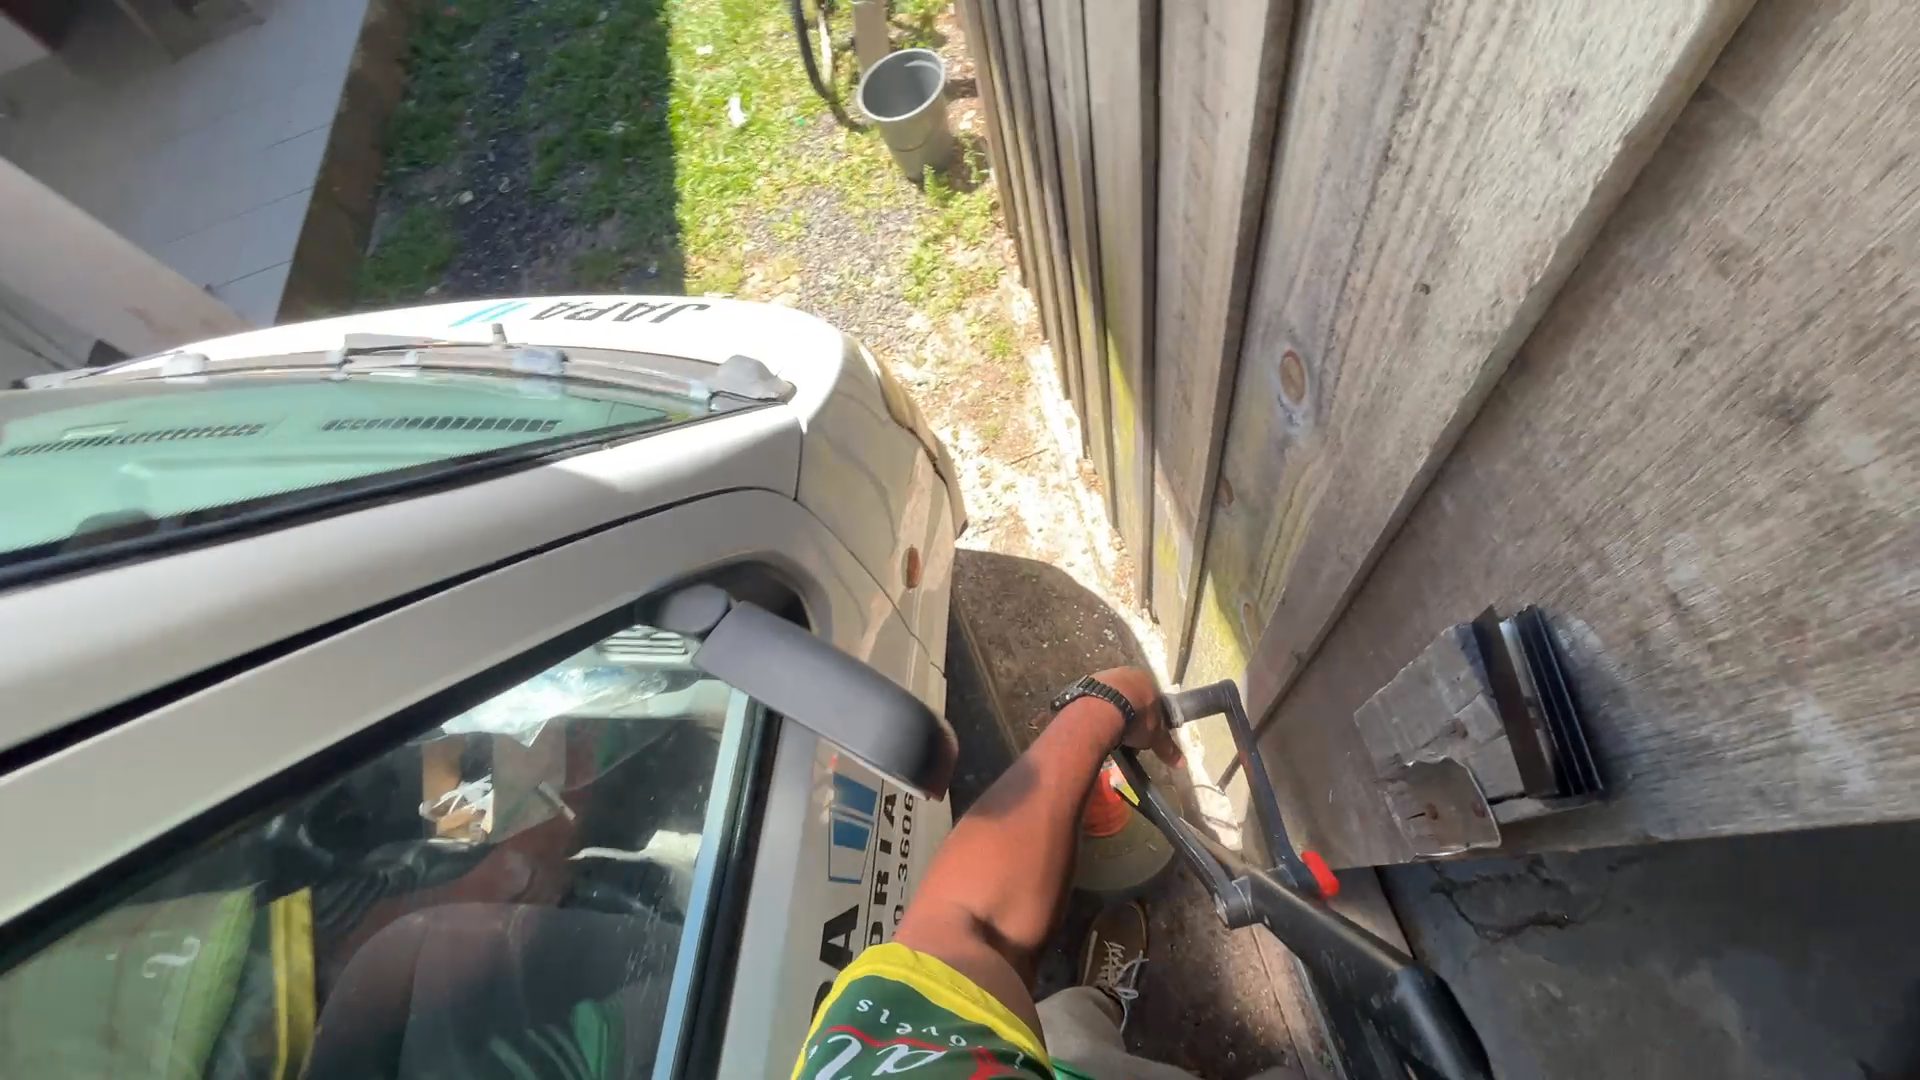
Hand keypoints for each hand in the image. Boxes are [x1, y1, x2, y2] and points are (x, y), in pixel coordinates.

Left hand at [1091, 666, 1183, 767]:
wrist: (1103, 708)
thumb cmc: (1137, 717)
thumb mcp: (1155, 736)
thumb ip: (1168, 747)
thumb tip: (1182, 763)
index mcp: (1146, 680)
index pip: (1152, 700)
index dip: (1150, 719)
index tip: (1145, 734)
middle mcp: (1125, 673)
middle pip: (1130, 698)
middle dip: (1131, 717)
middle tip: (1128, 737)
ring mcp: (1104, 676)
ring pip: (1112, 699)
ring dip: (1113, 715)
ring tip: (1111, 735)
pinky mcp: (1086, 683)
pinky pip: (1095, 700)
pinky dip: (1097, 712)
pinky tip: (1097, 726)